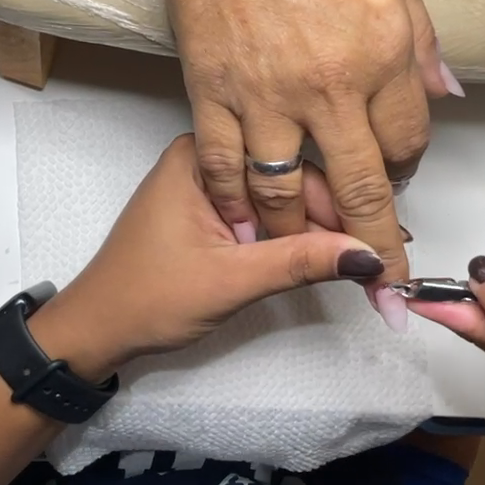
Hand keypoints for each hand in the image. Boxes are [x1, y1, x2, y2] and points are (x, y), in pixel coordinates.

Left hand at [33, 135, 386, 379]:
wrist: (96, 330)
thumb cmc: (147, 298)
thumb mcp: (230, 280)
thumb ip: (299, 262)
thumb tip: (370, 256)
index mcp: (202, 154)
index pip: (292, 172)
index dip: (343, 211)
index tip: (388, 241)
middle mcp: (209, 158)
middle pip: (291, 184)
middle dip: (336, 227)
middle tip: (384, 263)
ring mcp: (210, 186)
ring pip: (282, 203)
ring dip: (319, 237)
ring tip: (367, 266)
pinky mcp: (211, 213)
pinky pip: (263, 218)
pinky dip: (293, 242)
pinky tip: (329, 260)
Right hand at [117, 0, 458, 307]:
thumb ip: (417, 36)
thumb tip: (444, 90)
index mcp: (384, 50)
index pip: (408, 139)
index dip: (407, 167)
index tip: (399, 177)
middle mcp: (330, 87)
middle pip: (360, 188)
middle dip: (377, 246)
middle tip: (386, 292)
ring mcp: (265, 97)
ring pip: (287, 194)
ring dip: (301, 235)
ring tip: (311, 255)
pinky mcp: (211, 94)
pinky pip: (225, 169)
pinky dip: (235, 205)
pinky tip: (245, 227)